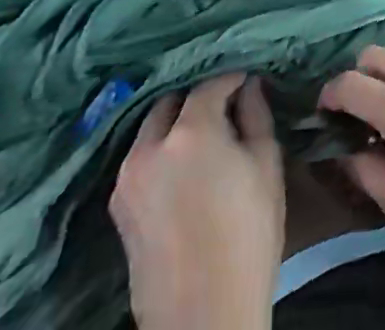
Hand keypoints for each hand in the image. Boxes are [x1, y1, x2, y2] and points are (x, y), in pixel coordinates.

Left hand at [111, 74, 283, 329]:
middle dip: (197, 96)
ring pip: (150, 130)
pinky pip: (141, 159)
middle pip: (170, 102)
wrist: (204, 307)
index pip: (209, 85)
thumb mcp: (266, 164)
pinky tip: (185, 163)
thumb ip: (255, 117)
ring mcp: (126, 178)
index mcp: (190, 132)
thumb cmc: (249, 229)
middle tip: (226, 104)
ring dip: (176, 122)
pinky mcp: (118, 206)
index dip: (232, 77)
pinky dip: (162, 149)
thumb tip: (249, 88)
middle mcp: (148, 147)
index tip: (249, 79)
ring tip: (206, 133)